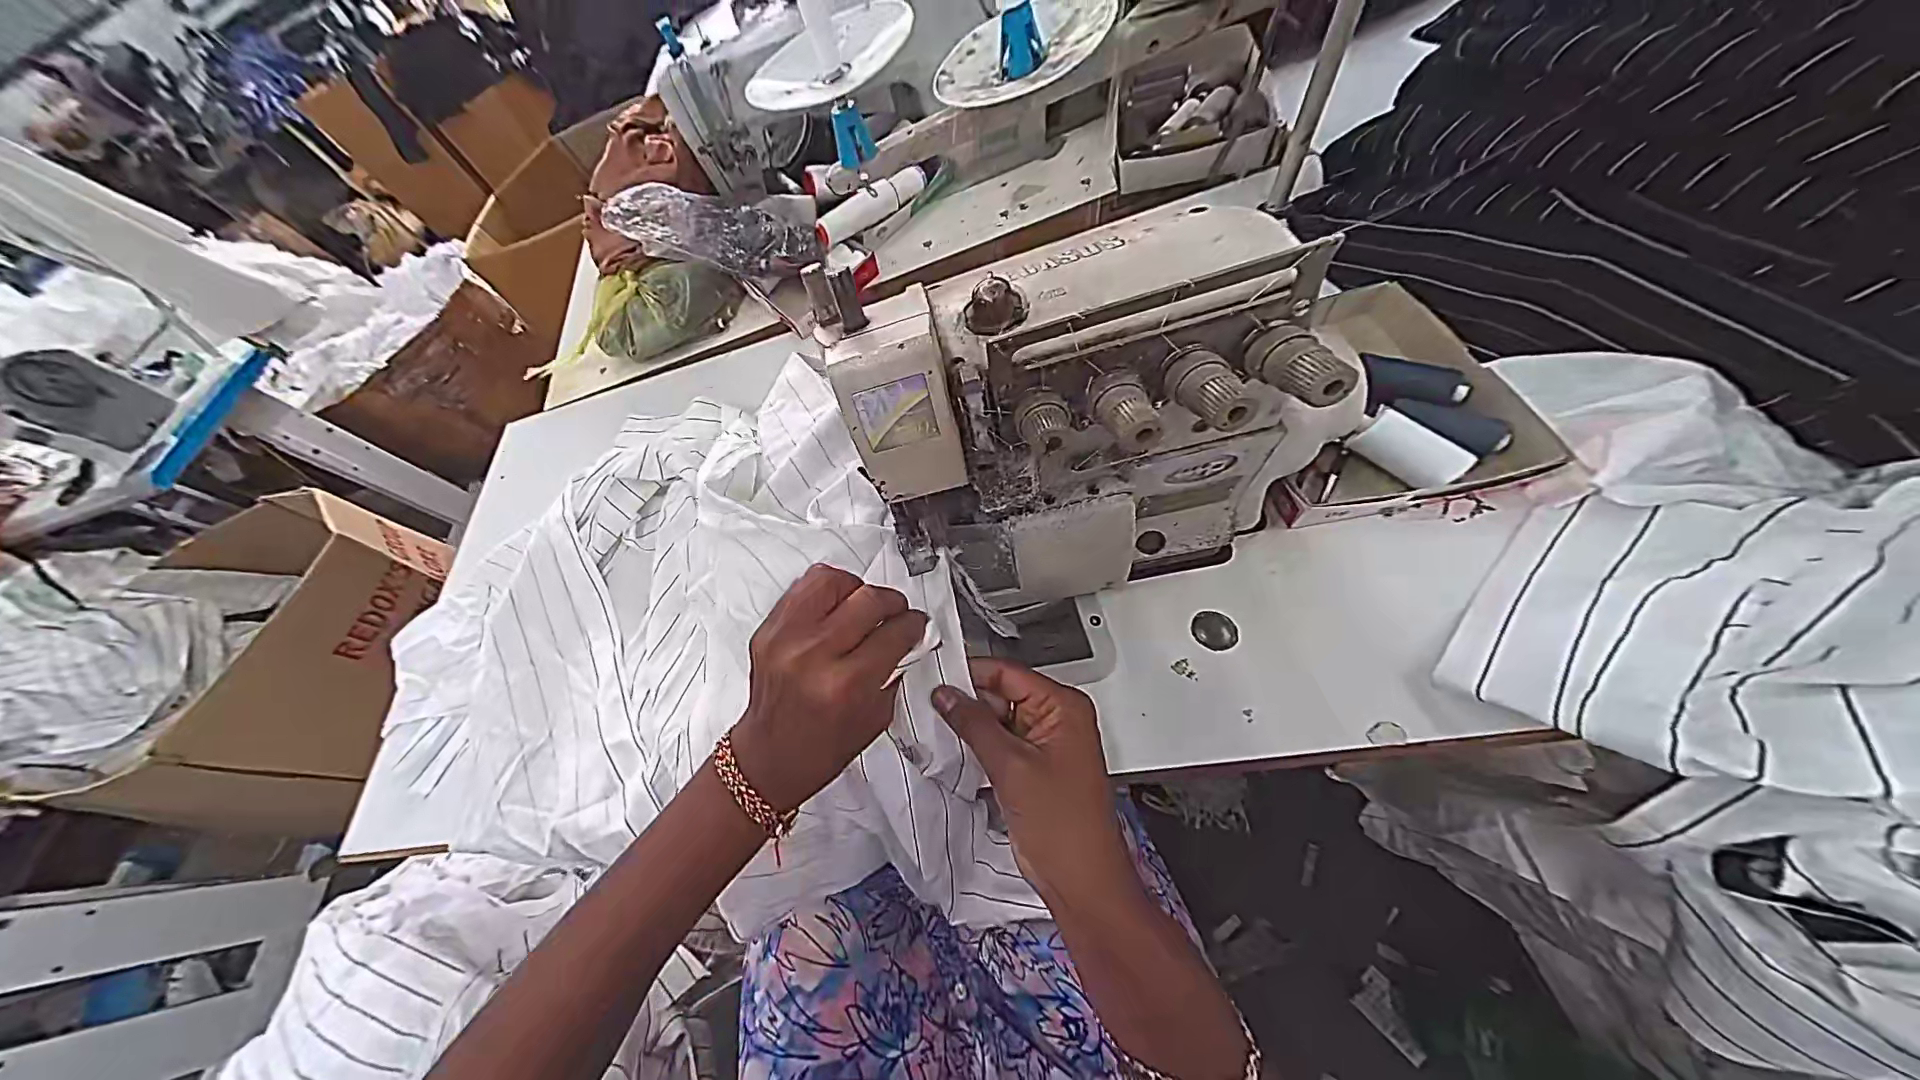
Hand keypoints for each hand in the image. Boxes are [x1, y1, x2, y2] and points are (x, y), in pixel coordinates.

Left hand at [730, 565, 927, 814]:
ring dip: (856, 589)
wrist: (770, 758)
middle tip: (895, 614)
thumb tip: (908, 634)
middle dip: (893, 604)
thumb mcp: (875, 715)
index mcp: (844, 685)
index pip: (894, 632)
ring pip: (831, 580)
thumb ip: (894, 670)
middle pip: (869, 599)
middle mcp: (812, 657)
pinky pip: (802, 588)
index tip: (916, 624)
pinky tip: (834, 608)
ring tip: (861, 606)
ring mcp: (785, 639)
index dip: (914, 624)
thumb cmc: (818, 747)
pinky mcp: (767, 631)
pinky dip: (825, 591)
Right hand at [932, 659, 1130, 901]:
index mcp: (1063, 706)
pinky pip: (1000, 743)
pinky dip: (979, 747)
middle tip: (929, 707)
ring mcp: (1044, 743)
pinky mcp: (1032, 766)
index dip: (970, 673)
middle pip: (1001, 693)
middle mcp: (1057, 718)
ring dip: (970, 726)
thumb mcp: (1011, 766)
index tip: (935, 676)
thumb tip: (947, 695)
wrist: (1080, 880)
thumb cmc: (1065, 827)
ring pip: (997, 719)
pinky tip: (954, 752)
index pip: (1008, 672)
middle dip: (967, 702)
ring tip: (936, 730)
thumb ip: (974, 724)